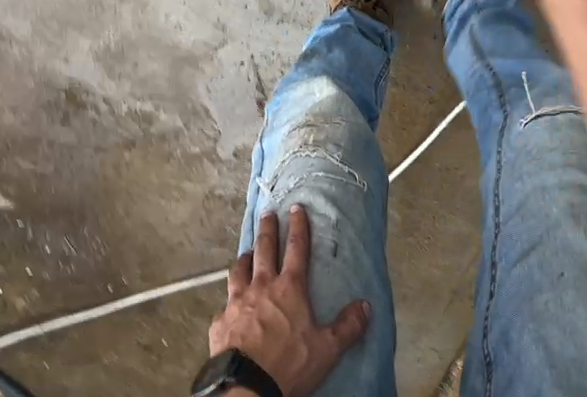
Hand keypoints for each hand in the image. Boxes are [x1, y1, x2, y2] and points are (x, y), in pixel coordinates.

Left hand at [207, 205, 369, 396]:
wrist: (248, 385)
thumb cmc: (289, 364)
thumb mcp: (327, 349)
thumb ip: (347, 326)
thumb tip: (366, 306)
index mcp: (289, 288)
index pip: (296, 248)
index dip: (298, 226)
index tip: (296, 207)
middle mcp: (261, 286)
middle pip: (264, 249)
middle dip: (268, 229)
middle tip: (267, 213)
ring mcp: (237, 301)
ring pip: (239, 269)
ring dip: (245, 258)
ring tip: (246, 252)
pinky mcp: (220, 320)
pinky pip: (225, 303)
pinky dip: (230, 299)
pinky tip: (230, 304)